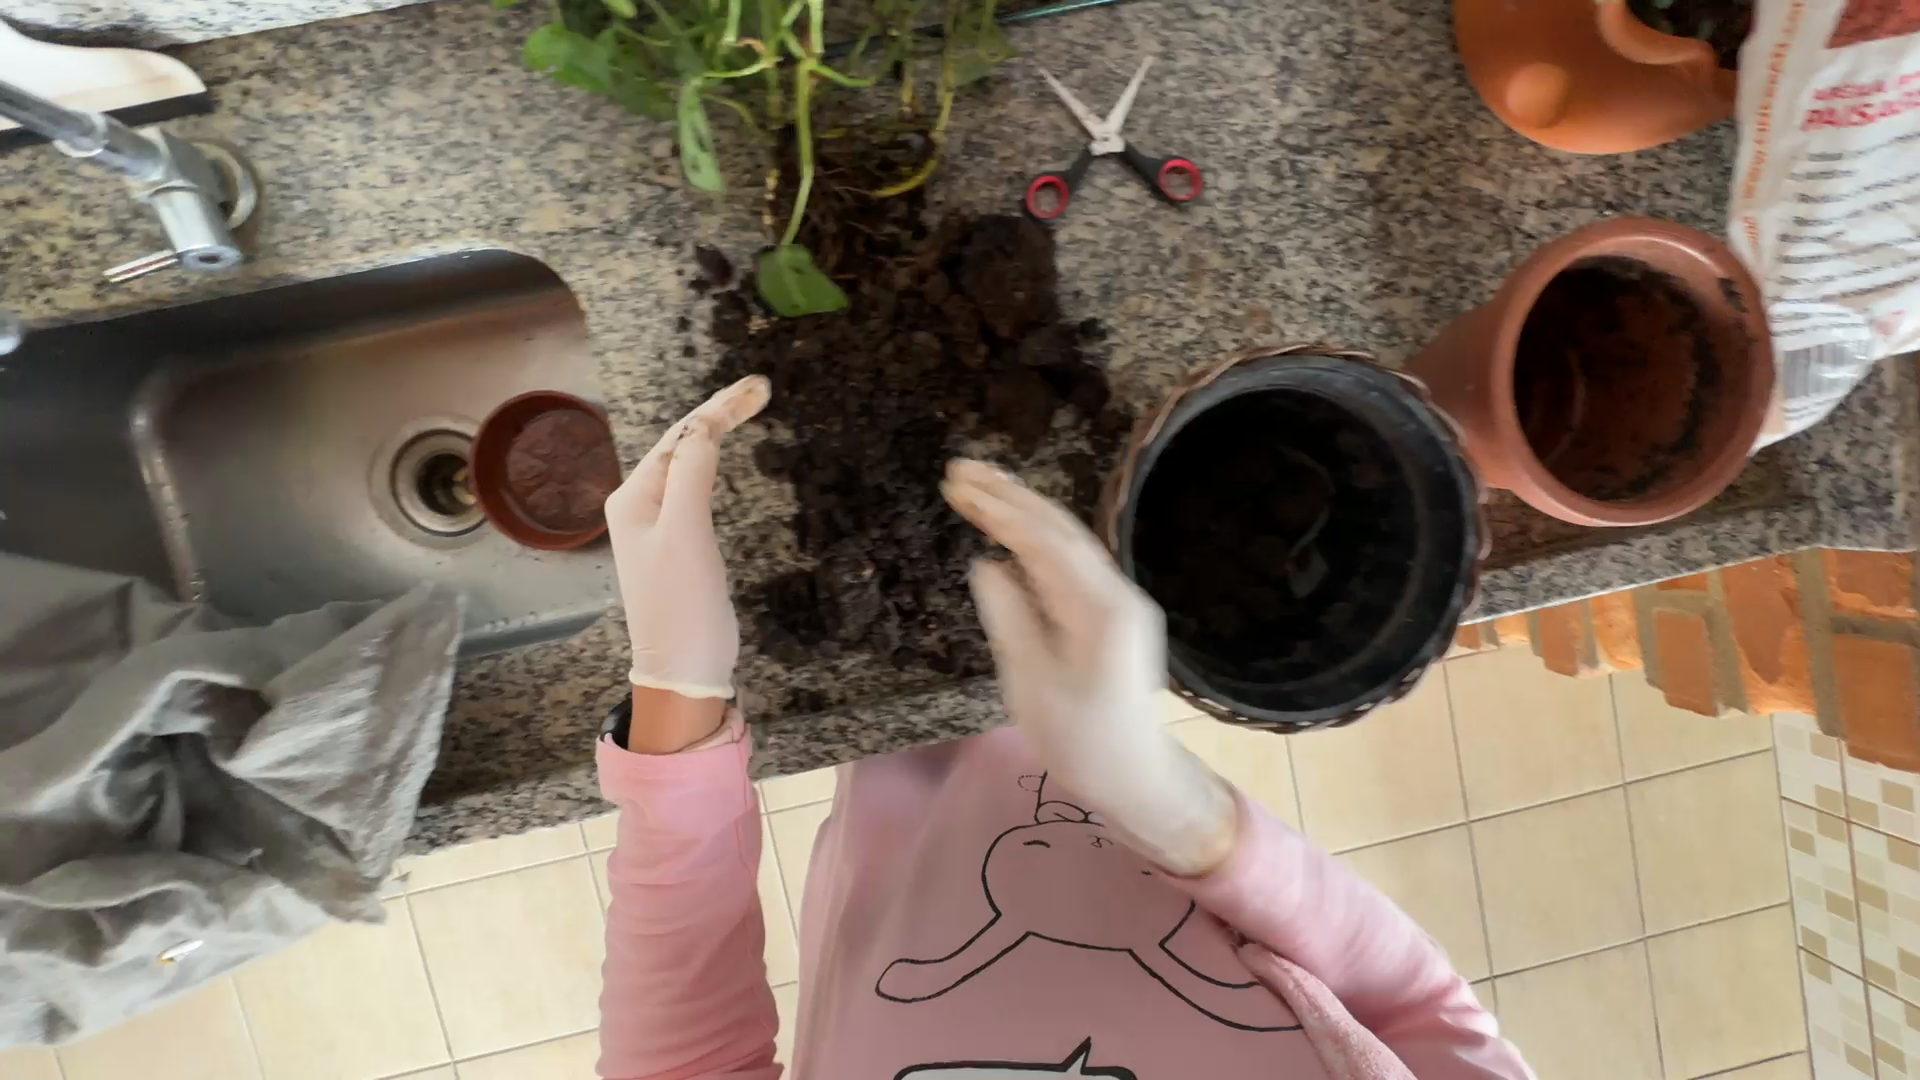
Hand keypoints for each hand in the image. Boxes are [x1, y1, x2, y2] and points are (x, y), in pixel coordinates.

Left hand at [604, 376, 770, 735]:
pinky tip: (722, 458)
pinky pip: (696, 491)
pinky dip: (714, 467)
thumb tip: (704, 426)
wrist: (685, 667)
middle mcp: (641, 506)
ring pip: (689, 467)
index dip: (717, 409)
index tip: (759, 388)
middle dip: (718, 415)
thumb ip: (692, 475)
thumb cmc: (682, 603)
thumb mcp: (687, 534)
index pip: (678, 438)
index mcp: (634, 499)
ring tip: (746, 410)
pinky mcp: (681, 546)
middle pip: (681, 446)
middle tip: (761, 390)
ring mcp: (660, 526)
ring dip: (716, 435)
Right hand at [940, 458, 1238, 875]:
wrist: (1139, 776)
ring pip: (1065, 541)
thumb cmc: (1083, 743)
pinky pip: (1068, 563)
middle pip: (1058, 529)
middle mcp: (1115, 592)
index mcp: (1100, 610)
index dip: (1000, 509)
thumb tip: (986, 564)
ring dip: (1023, 510)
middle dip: (1010, 494)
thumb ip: (1010, 619)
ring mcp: (1117, 600)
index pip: (1044, 542)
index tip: (958, 485)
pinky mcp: (1110, 612)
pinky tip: (1010, 530)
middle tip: (962, 468)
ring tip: (980, 484)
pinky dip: (1035, 540)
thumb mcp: (1034, 687)